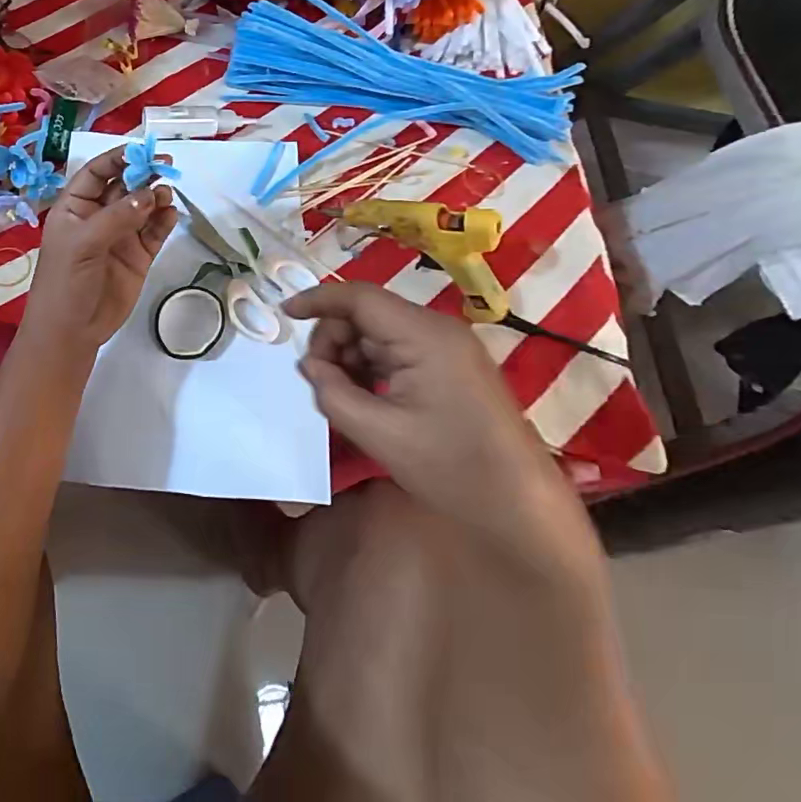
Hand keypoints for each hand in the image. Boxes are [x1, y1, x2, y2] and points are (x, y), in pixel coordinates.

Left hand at [23, 146, 178, 349]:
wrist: (72, 330)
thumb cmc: (65, 282)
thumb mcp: (84, 244)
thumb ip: (117, 217)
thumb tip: (149, 194)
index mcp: (75, 208)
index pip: (96, 173)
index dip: (117, 158)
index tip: (143, 150)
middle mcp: (99, 217)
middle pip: (124, 185)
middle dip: (143, 173)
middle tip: (166, 165)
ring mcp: (120, 236)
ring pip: (143, 207)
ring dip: (155, 196)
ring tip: (167, 194)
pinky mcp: (138, 256)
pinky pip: (155, 231)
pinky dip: (164, 221)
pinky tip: (170, 214)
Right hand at [283, 282, 589, 548]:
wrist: (517, 503)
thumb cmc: (449, 466)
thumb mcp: (377, 431)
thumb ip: (332, 391)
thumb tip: (310, 366)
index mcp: (424, 335)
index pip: (360, 298)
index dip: (317, 300)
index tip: (284, 314)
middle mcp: (437, 329)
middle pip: (367, 315)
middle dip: (334, 340)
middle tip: (319, 381)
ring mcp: (447, 347)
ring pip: (378, 334)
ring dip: (350, 357)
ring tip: (341, 396)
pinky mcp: (450, 366)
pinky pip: (397, 351)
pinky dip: (371, 367)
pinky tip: (364, 398)